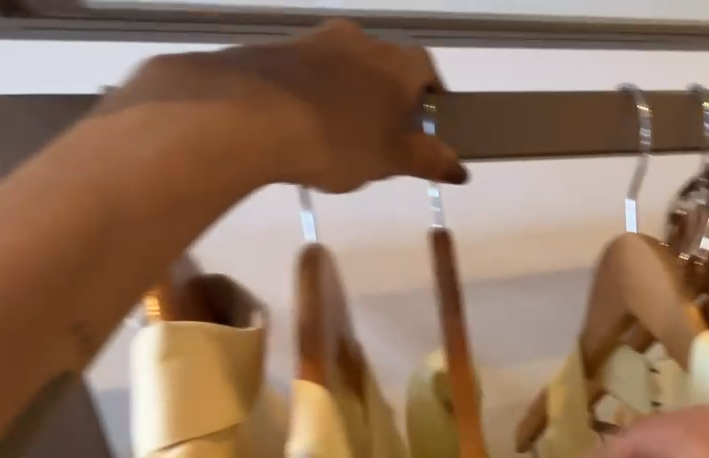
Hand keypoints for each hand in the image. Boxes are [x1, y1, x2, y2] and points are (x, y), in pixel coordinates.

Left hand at [105, 20, 465, 192]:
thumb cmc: (337, 139)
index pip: (426, 67)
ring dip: (350, 95)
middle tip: (385, 137)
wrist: (247, 113)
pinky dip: (314, 97)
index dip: (431, 93)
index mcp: (395, 64)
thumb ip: (427, 161)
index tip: (428, 123)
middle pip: (384, 65)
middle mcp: (358, 40)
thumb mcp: (391, 160)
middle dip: (389, 96)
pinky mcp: (276, 51)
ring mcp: (313, 40)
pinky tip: (304, 130)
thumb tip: (460, 167)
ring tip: (341, 138)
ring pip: (344, 66)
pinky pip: (307, 74)